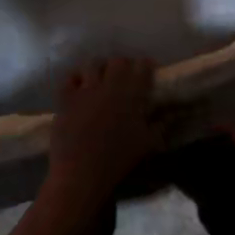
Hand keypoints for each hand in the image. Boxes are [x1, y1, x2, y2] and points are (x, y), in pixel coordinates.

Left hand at [43, 57, 157, 208]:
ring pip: (93, 65)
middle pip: (118, 61)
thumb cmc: (118, 160)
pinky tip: (80, 86)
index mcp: (131, 95)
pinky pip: (69, 78)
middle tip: (126, 74)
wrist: (80, 172)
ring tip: (102, 77)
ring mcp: (85, 91)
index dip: (147, 65)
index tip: (149, 68)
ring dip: (100, 68)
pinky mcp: (65, 99)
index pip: (142, 68)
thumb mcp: (146, 145)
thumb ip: (160, 127)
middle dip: (124, 64)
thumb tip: (169, 116)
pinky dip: (76, 78)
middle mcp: (108, 86)